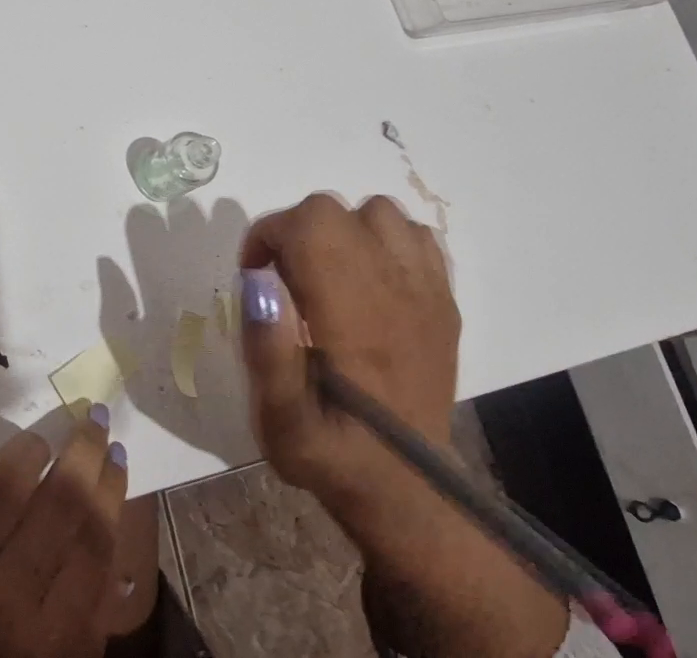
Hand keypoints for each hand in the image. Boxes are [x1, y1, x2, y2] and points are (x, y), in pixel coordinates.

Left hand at [0, 413, 127, 657]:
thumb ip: (76, 633)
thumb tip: (117, 570)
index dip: (112, 491)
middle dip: (85, 452)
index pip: (94, 546)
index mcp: (43, 646)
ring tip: (35, 444)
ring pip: (0, 487)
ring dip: (26, 451)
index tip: (116, 457)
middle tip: (93, 421)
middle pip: (59, 505)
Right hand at [237, 193, 458, 507]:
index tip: (253, 276)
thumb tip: (258, 280)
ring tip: (324, 276)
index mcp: (352, 315)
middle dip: (295, 231)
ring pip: (379, 213)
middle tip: (282, 279)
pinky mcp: (443, 301)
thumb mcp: (279, 420)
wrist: (406, 486)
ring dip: (341, 232)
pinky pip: (415, 237)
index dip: (267, 237)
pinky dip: (383, 242)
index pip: (307, 224)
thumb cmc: (329, 453)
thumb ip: (265, 350)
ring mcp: (427, 292)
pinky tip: (366, 283)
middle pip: (336, 210)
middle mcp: (395, 290)